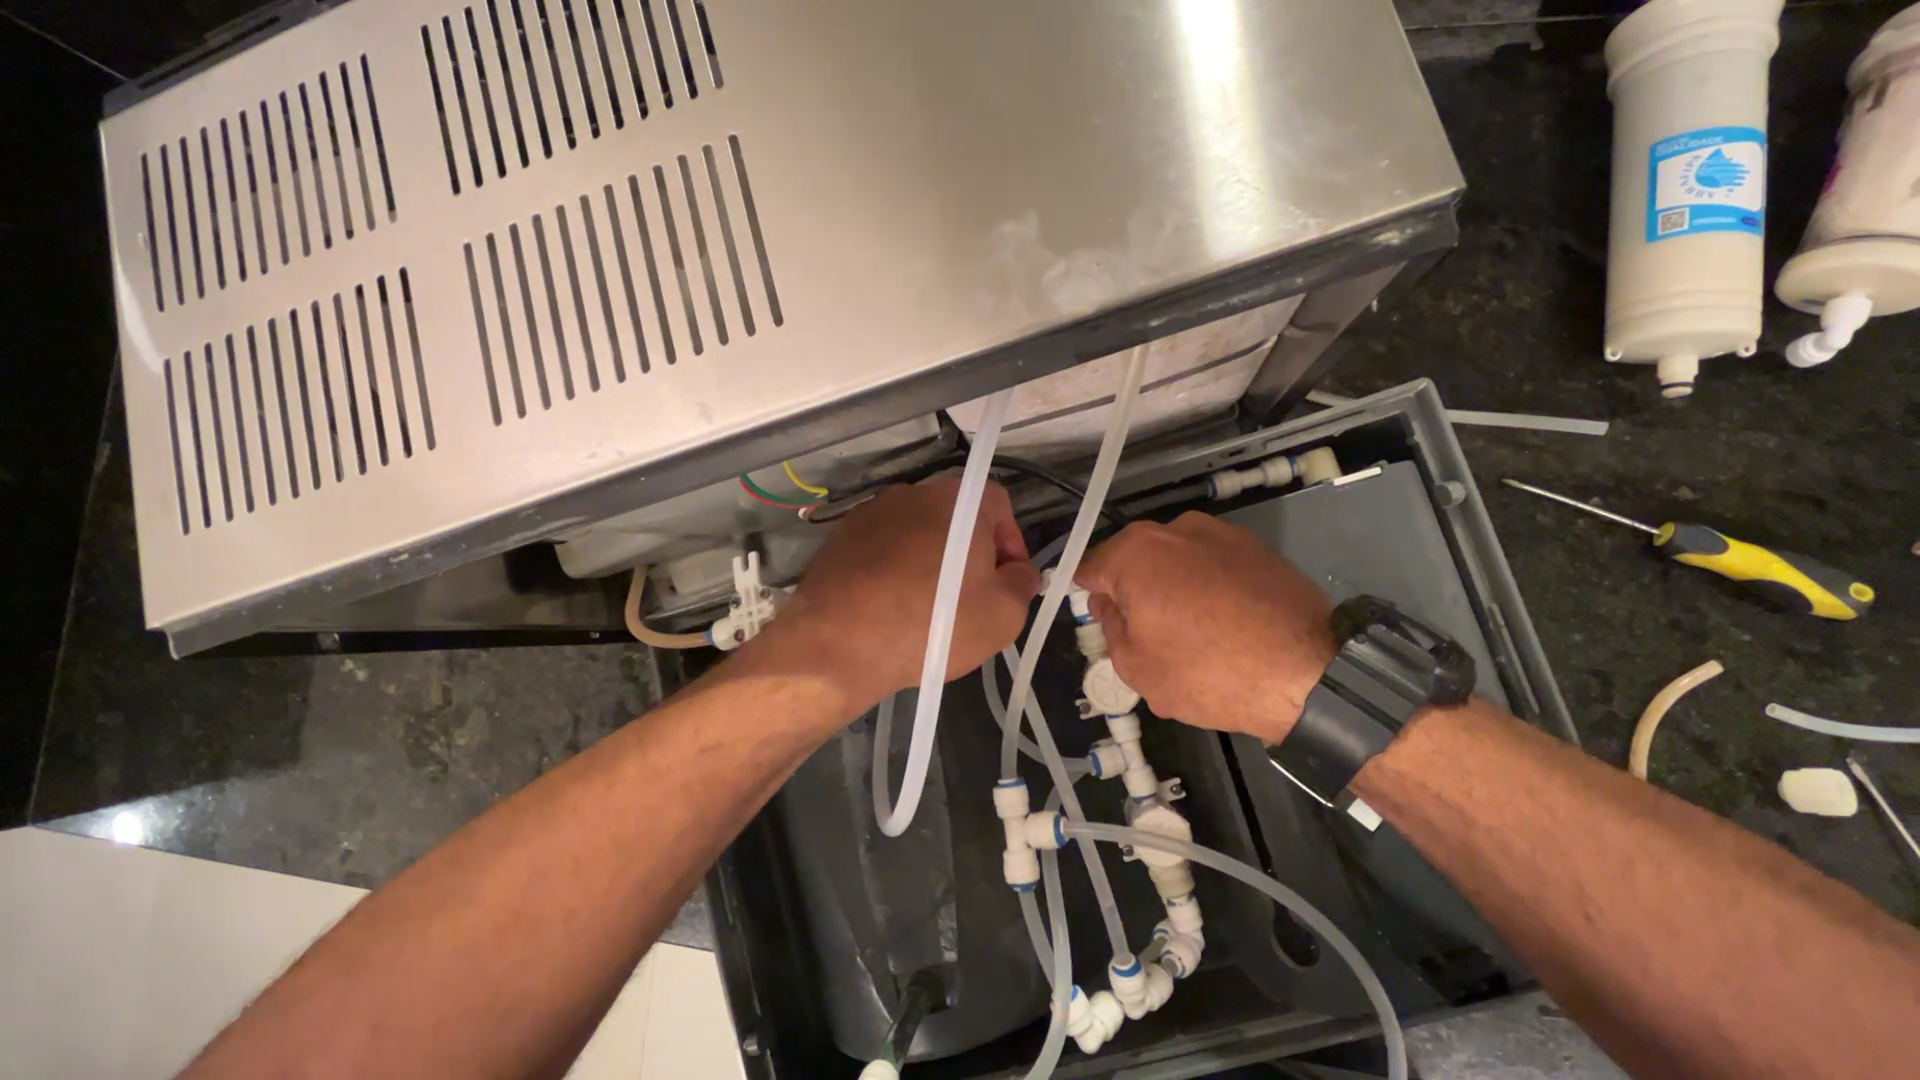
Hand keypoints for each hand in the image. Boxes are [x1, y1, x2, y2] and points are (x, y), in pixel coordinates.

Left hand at [758, 477, 1041, 711]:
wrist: (838, 644)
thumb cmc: (931, 624)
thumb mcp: (1003, 615)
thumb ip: (1022, 583)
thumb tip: (1019, 572)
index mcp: (958, 500)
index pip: (999, 504)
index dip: (1011, 544)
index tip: (1006, 582)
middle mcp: (913, 493)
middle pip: (956, 518)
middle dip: (969, 555)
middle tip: (970, 600)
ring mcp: (871, 512)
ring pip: (917, 534)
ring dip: (929, 563)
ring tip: (926, 610)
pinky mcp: (839, 538)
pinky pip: (882, 550)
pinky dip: (893, 572)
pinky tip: (890, 610)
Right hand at [1075, 511, 1335, 743]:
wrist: (1307, 673)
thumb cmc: (1207, 672)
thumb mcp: (1137, 667)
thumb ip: (1111, 628)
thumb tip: (1110, 604)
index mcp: (1136, 553)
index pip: (1092, 567)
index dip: (1088, 595)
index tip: (1098, 620)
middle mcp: (1177, 529)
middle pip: (1136, 559)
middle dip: (1133, 590)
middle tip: (1145, 633)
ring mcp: (1223, 534)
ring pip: (1178, 561)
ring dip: (1174, 587)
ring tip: (1192, 632)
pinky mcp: (1260, 548)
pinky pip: (1215, 566)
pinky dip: (1210, 588)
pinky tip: (1225, 624)